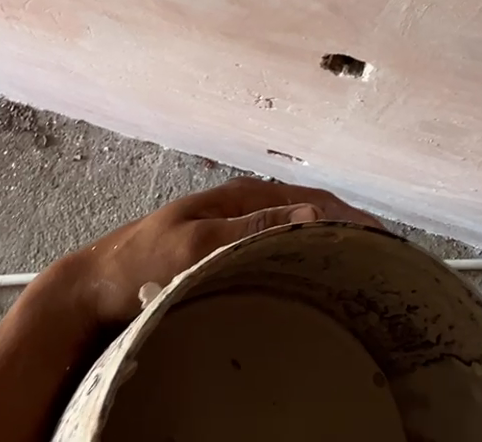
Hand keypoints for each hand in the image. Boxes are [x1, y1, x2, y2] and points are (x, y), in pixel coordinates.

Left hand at [54, 177, 383, 322]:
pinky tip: (314, 273)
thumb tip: (315, 215)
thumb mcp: (196, 245)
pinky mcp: (226, 247)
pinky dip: (307, 252)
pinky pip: (280, 243)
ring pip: (299, 226)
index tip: (388, 244)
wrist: (93, 287)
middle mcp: (245, 203)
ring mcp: (236, 224)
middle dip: (352, 228)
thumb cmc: (138, 263)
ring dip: (332, 240)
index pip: (316, 200)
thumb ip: (252, 226)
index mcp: (243, 194)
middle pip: (313, 210)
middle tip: (387, 260)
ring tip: (362, 266)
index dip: (355, 219)